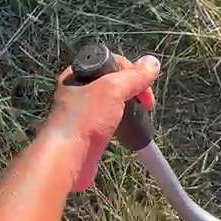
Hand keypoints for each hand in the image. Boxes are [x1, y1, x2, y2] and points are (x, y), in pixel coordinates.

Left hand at [44, 53, 158, 191]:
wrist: (68, 159)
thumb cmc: (86, 119)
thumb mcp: (113, 89)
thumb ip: (134, 76)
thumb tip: (153, 62)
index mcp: (78, 73)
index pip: (110, 61)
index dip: (131, 70)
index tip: (144, 85)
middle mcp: (78, 89)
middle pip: (113, 81)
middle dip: (132, 89)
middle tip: (146, 103)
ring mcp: (82, 111)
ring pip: (112, 101)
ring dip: (127, 106)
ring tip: (138, 115)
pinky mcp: (87, 130)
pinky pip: (109, 119)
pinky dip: (120, 121)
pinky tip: (126, 128)